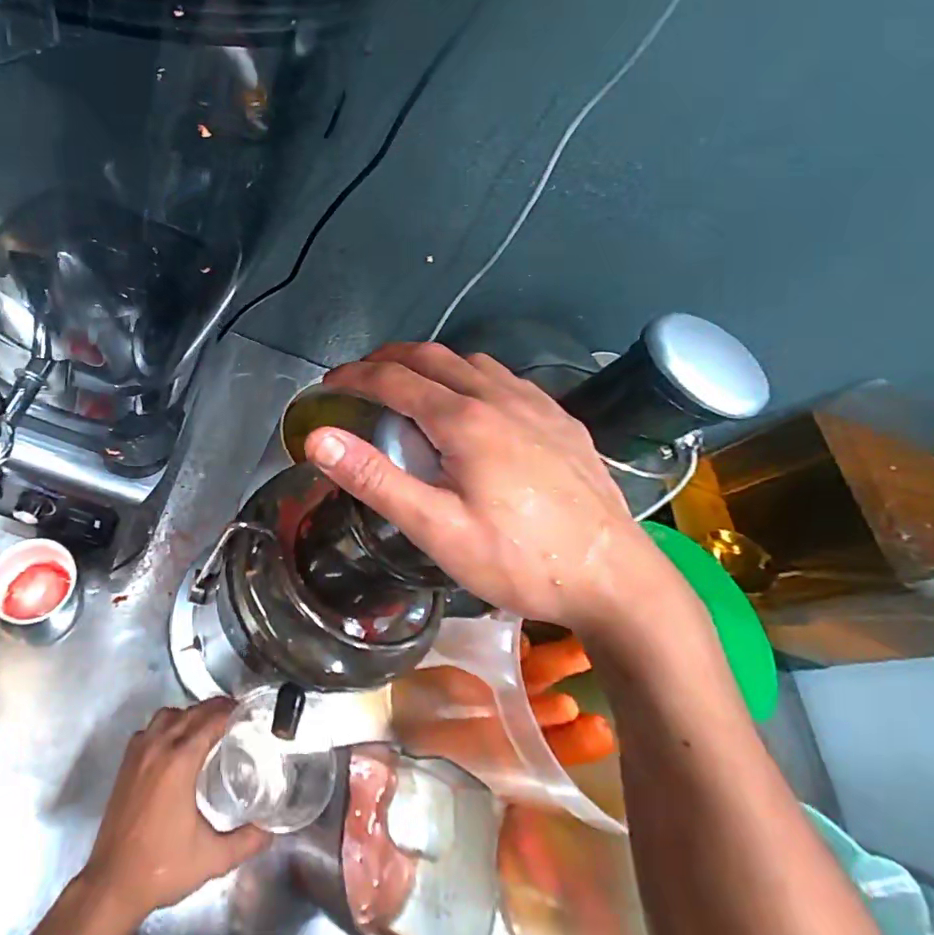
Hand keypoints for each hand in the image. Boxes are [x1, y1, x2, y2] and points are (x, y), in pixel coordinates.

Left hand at [75, 699, 269, 920]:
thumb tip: (271, 831)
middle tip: (236, 716)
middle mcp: (158, 748)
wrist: (113, 883)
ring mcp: (138, 753)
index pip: (210, 721)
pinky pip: (149, 729)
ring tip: (207, 727)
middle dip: (214, 709)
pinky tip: (176, 744)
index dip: (230, 711)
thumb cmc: (163, 866)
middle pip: (190, 712)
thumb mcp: (213, 857)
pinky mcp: (125, 764)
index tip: (248, 712)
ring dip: (189, 714)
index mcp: (179, 761)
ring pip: (167, 715)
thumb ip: (247, 842)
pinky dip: (167, 725)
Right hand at [304, 343, 704, 657]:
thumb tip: (319, 438)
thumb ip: (376, 479)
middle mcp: (500, 397)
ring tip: (409, 385)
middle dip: (387, 359)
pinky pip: (506, 378)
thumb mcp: (437, 529)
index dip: (354, 377)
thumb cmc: (518, 560)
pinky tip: (475, 403)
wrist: (614, 577)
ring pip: (471, 361)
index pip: (394, 380)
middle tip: (359, 378)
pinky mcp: (562, 420)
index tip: (328, 385)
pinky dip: (471, 375)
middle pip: (432, 356)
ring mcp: (537, 405)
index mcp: (464, 421)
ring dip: (430, 363)